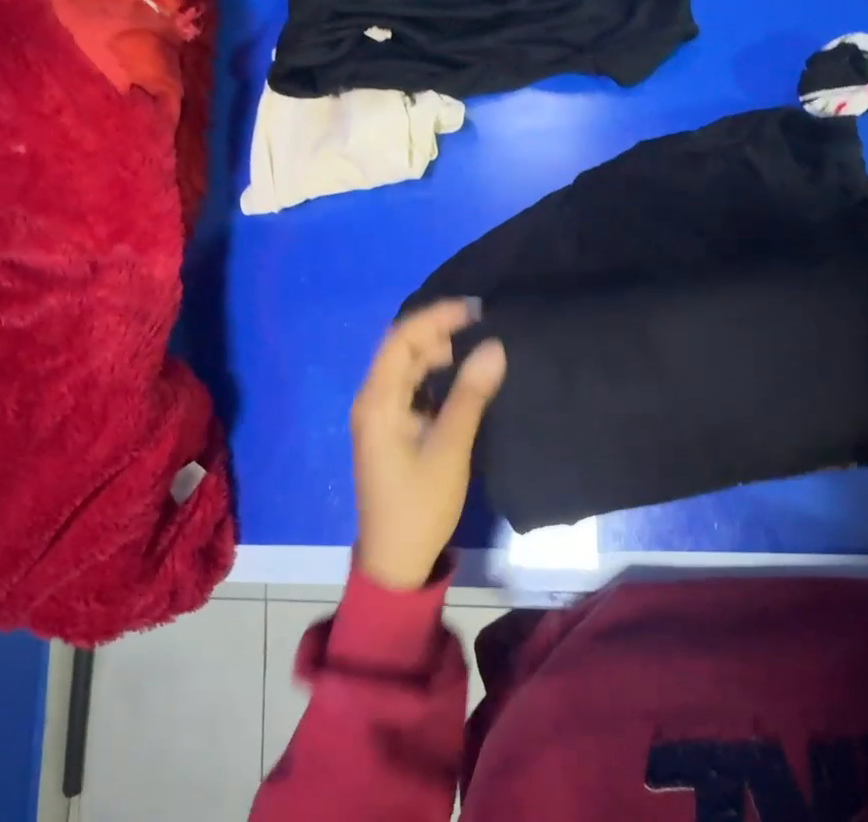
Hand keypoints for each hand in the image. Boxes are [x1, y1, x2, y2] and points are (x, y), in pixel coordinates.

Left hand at [349, 299, 507, 588]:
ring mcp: (380, 416)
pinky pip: (412, 389)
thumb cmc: (420, 504)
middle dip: (439, 332)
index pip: (401, 340)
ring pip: (408, 369)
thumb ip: (470, 395)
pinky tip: (463, 376)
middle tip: (483, 324)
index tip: (474, 308)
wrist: (396, 559)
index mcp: (377, 401)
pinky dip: (435, 376)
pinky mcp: (392, 431)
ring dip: (438, 353)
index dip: (435, 318)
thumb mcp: (450, 447)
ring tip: (479, 343)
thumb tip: (494, 347)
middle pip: (402, 350)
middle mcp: (372, 401)